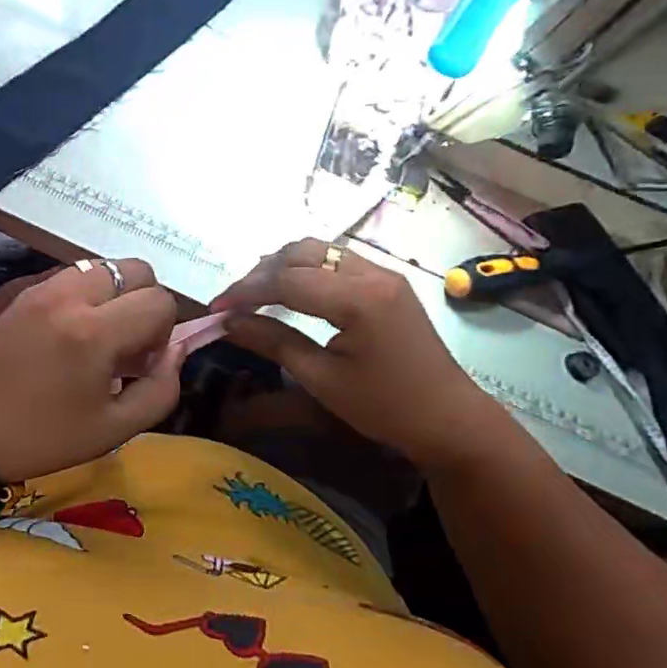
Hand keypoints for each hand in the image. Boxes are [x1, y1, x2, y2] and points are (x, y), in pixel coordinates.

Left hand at [0, 258, 183, 481]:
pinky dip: (89, 293)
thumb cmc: (45, 438)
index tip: (141, 363)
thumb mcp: (116, 429)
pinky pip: (76, 274)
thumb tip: (177, 349)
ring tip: (100, 334)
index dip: (164, 332)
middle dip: (145, 303)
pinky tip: (74, 330)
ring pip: (106, 266)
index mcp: (94, 333)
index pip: (159, 301)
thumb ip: (162, 388)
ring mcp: (44, 287)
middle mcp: (71, 297)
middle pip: (137, 270)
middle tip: (127, 342)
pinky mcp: (27, 290)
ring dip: (117, 294)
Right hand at [210, 238, 507, 464]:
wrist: (449, 418)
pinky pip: (337, 260)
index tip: (217, 309)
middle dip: (261, 273)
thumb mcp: (323, 380)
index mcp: (358, 300)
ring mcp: (384, 272)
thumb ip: (274, 342)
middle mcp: (372, 273)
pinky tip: (290, 290)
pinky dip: (307, 269)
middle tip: (234, 301)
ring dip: (283, 266)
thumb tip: (230, 323)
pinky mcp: (388, 280)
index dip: (246, 291)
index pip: (287, 281)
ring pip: (320, 249)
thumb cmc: (385, 408)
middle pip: (301, 252)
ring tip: (255, 293)